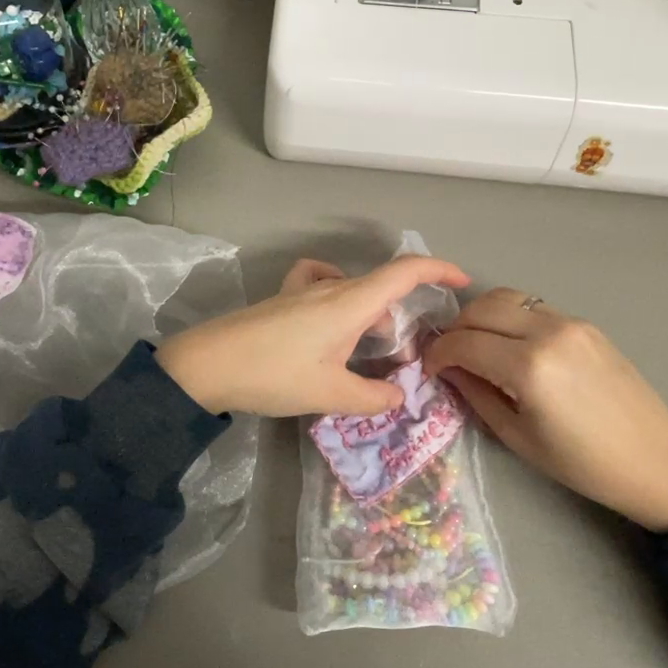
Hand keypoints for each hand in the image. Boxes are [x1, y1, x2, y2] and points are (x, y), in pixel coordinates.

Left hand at [157, 256, 470, 417]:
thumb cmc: (273, 375)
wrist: (206, 365)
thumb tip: (399, 397)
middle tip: (406, 353)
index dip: (438, 270)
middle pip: (379, 284)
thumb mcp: (329, 394)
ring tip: (369, 350)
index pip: (404, 271)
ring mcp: (301, 291)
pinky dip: (337, 298)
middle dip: (403, 310)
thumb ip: (372, 398)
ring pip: (352, 289)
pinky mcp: (281, 301)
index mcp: (349, 302)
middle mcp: (329, 288)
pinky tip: (330, 323)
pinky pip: (320, 285)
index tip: (462, 283)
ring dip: (370, 312)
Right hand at [423, 290, 667, 531]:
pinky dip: (508, 316)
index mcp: (528, 368)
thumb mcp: (517, 437)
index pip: (463, 342)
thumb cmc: (583, 463)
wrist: (656, 460)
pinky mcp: (584, 323)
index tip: (428, 369)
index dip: (437, 354)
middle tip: (447, 356)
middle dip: (454, 329)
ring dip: (480, 316)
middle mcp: (547, 333)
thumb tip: (448, 371)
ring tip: (474, 345)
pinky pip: (532, 307)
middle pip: (480, 309)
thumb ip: (476, 395)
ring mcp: (569, 322)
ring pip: (506, 298)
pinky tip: (507, 344)